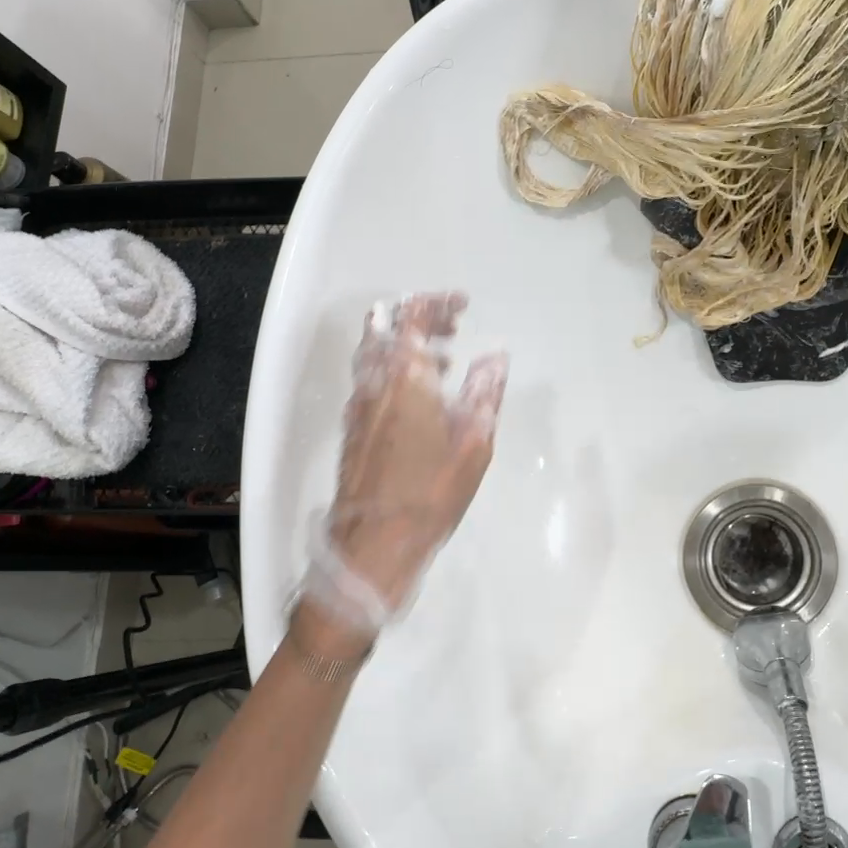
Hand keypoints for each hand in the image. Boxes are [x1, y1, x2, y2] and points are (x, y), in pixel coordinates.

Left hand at [301, 293, 507, 633]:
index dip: (438, 302)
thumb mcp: (475, 443)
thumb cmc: (431, 493)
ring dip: (404, 343)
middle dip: (419, 317)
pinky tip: (418, 395)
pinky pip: (369, 378)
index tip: (463, 305)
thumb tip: (494, 357)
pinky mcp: (352, 428)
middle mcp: (373, 383)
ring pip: (372, 352)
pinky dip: (393, 368)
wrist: (373, 544)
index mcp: (405, 378)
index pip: (414, 317)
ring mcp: (358, 406)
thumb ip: (484, 393)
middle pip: (385, 326)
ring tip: (441, 360)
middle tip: (452, 328)